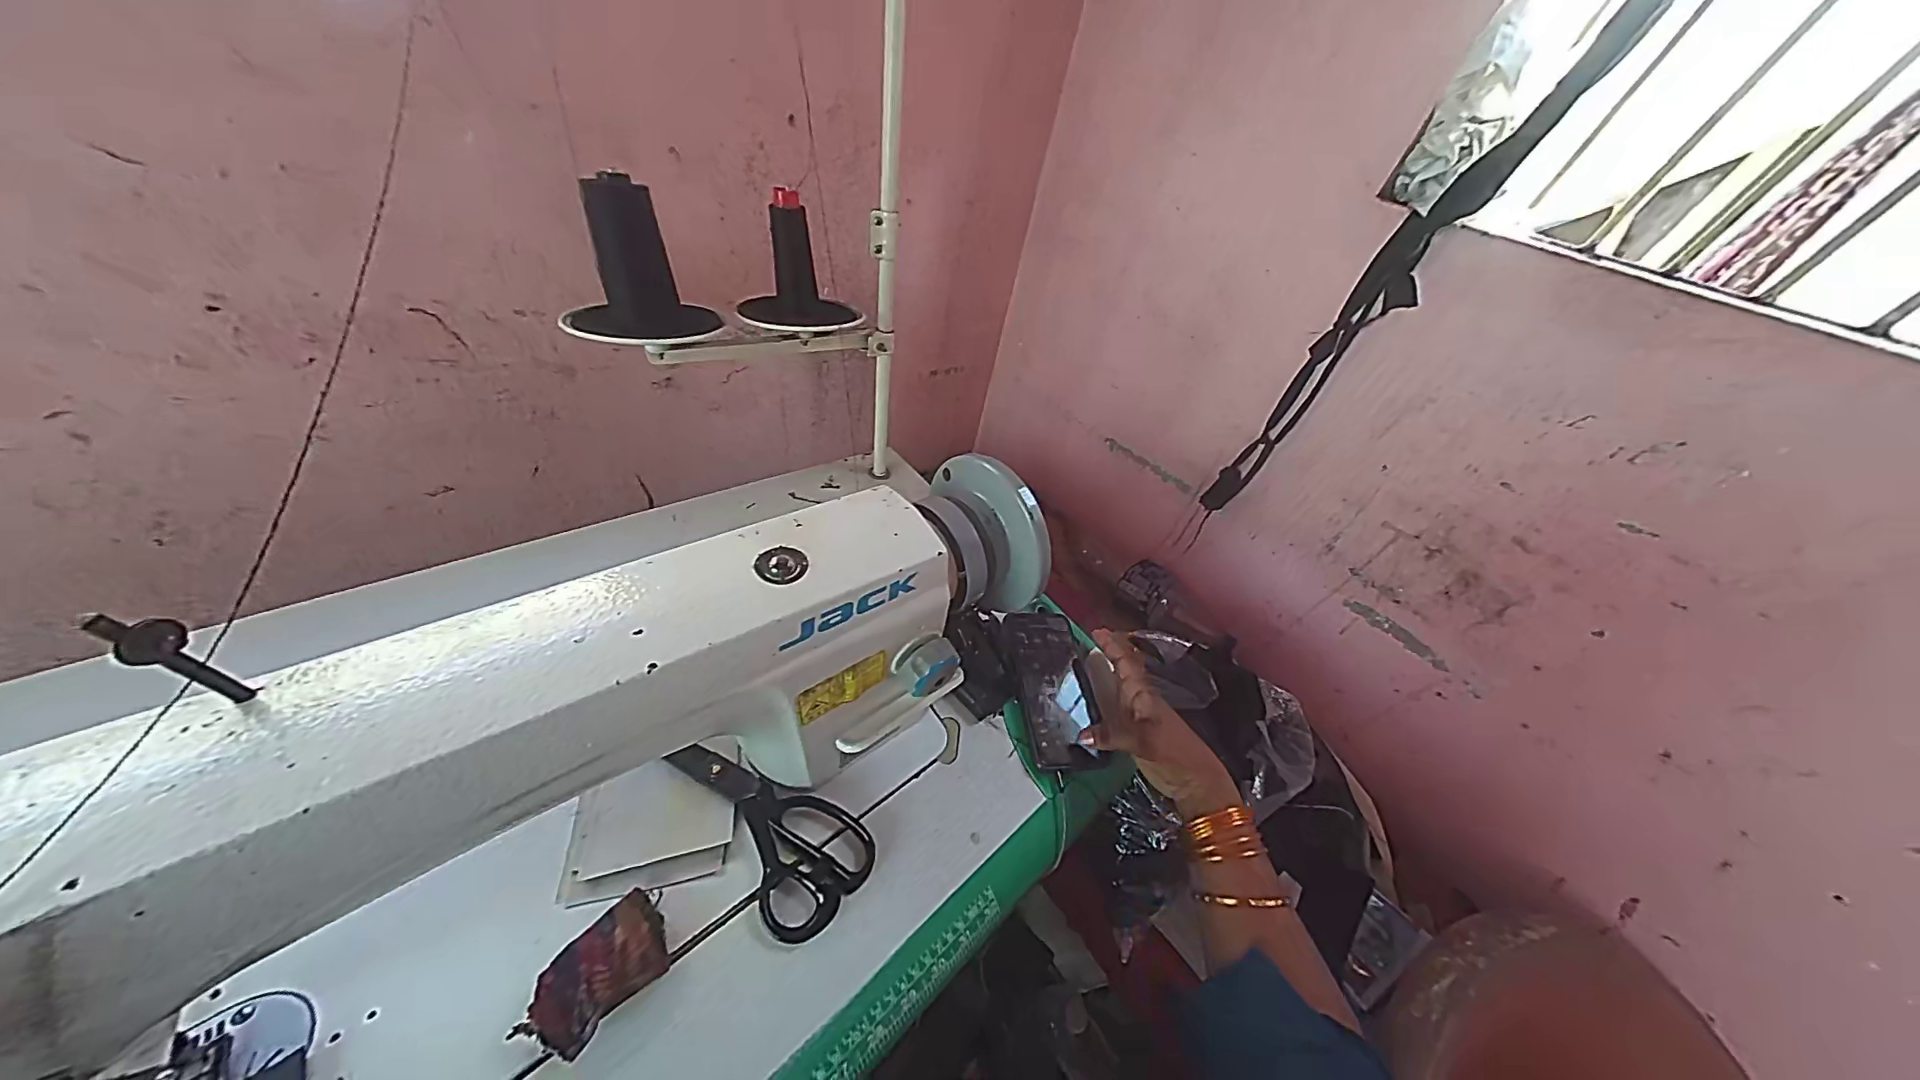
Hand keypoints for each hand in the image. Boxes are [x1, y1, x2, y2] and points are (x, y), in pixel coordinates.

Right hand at [1087, 629, 1239, 813]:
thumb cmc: (1175, 755)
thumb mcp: (1144, 743)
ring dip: (1104, 678)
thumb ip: (1112, 736)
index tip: (1097, 631)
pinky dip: (1102, 705)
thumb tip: (1082, 733)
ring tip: (1084, 669)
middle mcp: (1141, 702)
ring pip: (1119, 691)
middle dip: (1108, 657)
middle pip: (1123, 673)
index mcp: (1145, 696)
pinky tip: (1091, 708)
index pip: (1127, 664)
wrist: (1197, 784)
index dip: (1114, 646)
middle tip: (1086, 645)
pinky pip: (1115, 711)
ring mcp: (1139, 718)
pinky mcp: (1137, 735)